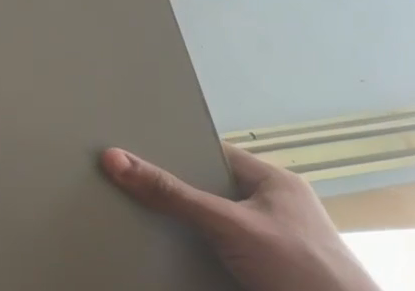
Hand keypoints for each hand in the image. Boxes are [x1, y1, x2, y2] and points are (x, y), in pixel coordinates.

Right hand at [102, 144, 378, 290]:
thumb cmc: (302, 268)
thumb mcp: (230, 225)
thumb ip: (172, 193)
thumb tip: (111, 157)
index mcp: (276, 181)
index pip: (211, 152)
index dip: (172, 148)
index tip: (130, 145)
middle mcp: (274, 206)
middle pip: (205, 186)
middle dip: (170, 186)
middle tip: (125, 177)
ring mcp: (271, 240)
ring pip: (209, 218)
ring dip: (180, 220)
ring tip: (136, 208)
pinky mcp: (264, 269)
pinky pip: (215, 246)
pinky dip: (191, 245)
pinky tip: (163, 243)